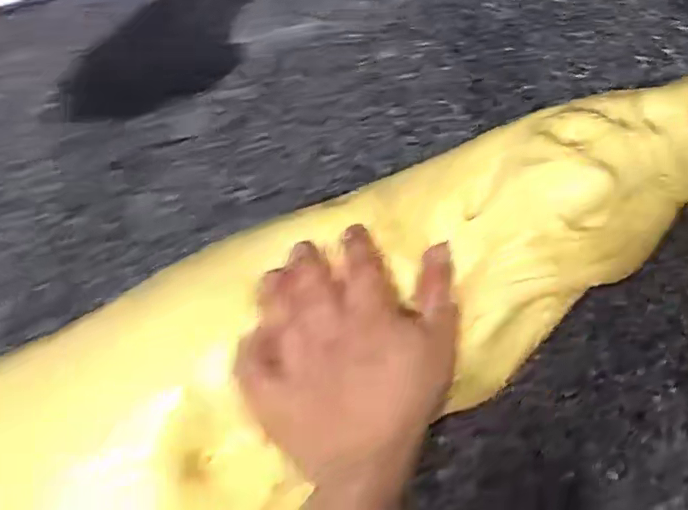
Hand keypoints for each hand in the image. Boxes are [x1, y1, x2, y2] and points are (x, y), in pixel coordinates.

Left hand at [236, 227, 458, 507]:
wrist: (368, 457)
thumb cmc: (412, 391)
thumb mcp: (439, 337)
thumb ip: (436, 290)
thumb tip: (437, 246)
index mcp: (370, 315)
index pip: (360, 270)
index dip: (355, 247)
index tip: (350, 228)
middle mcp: (327, 331)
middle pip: (312, 289)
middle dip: (306, 264)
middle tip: (301, 245)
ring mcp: (294, 364)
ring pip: (279, 319)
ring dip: (274, 294)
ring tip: (270, 275)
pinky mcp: (271, 396)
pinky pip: (252, 367)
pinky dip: (248, 347)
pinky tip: (249, 334)